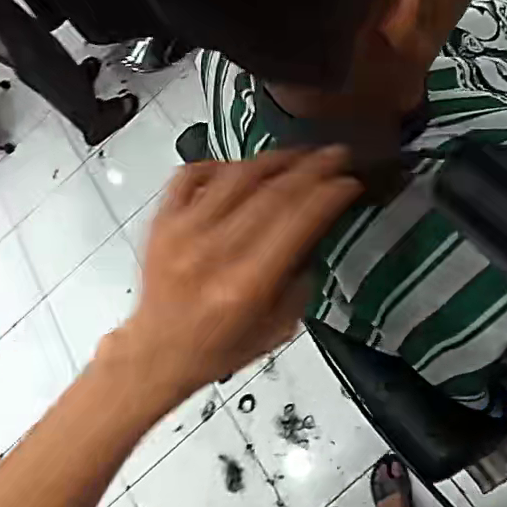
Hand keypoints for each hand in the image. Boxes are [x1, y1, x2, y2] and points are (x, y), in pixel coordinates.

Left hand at [104, 147, 361, 405]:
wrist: (157, 351)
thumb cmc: (219, 347)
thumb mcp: (278, 329)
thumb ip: (300, 280)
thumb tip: (314, 231)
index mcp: (247, 284)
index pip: (297, 221)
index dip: (329, 195)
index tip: (349, 182)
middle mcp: (214, 251)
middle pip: (273, 192)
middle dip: (312, 168)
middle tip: (336, 155)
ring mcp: (184, 231)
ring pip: (237, 175)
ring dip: (274, 159)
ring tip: (299, 154)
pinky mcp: (163, 221)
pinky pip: (191, 174)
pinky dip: (219, 164)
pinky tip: (241, 167)